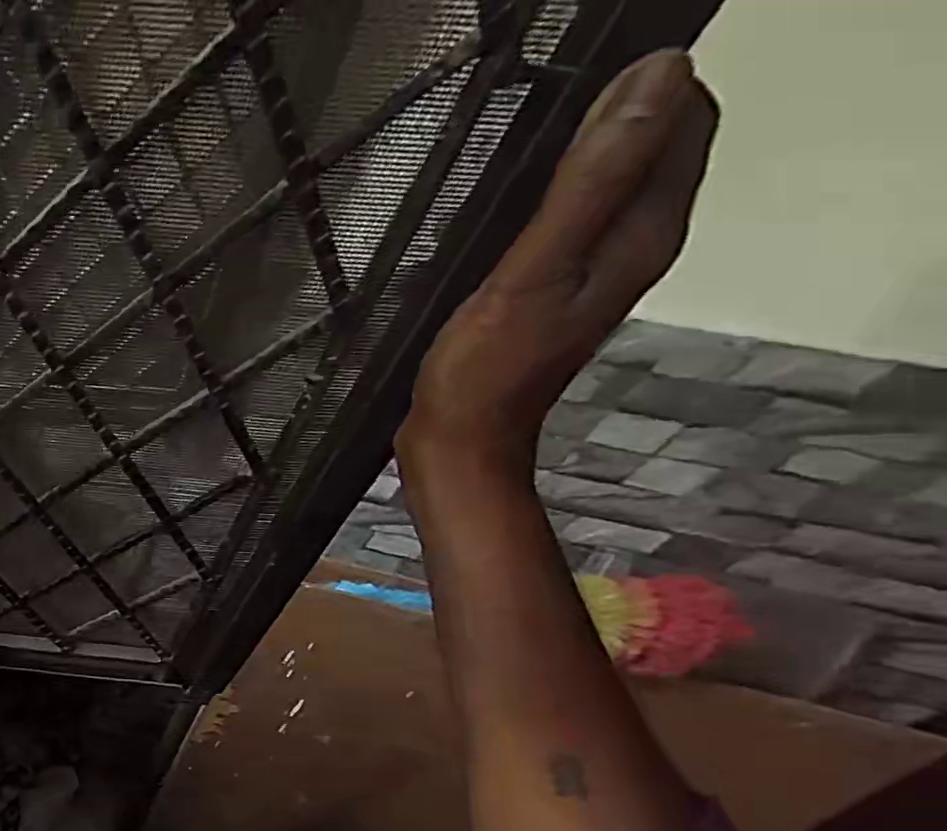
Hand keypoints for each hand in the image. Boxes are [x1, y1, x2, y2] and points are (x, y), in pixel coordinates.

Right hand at [399, 49, 717, 465]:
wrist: (457, 441)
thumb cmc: (483, 369)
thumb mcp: (531, 273)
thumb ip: (587, 183)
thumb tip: (655, 80)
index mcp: (641, 233)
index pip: (683, 120)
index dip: (645, 84)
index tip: (575, 79)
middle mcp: (633, 245)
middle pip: (654, 145)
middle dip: (619, 107)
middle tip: (544, 99)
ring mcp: (592, 269)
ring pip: (611, 179)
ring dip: (583, 146)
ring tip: (528, 133)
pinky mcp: (554, 287)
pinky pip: (573, 214)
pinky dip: (553, 189)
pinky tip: (512, 195)